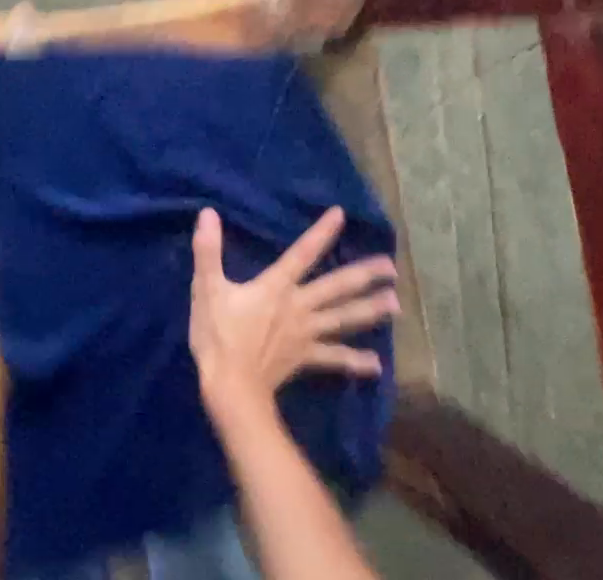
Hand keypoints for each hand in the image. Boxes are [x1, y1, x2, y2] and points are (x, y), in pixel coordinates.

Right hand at [188, 206, 398, 420]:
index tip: (341, 214)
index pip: (302, 253)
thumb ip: (208, 251)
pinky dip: (356, 362)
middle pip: (337, 287)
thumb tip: (208, 214)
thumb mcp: (206, 290)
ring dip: (370, 311)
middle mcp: (299, 306)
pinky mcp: (306, 358)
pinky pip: (335, 359)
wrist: (231, 388)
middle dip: (365, 276)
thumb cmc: (217, 337)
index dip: (321, 233)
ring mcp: (306, 333)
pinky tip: (377, 365)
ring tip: (396, 304)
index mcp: (276, 287)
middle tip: (392, 268)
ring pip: (343, 319)